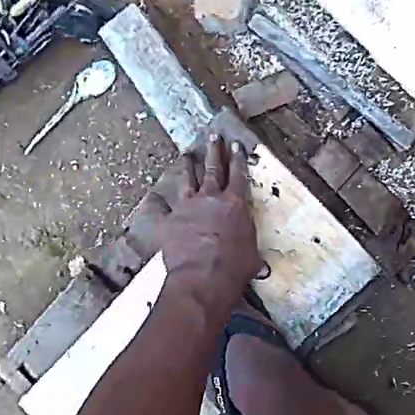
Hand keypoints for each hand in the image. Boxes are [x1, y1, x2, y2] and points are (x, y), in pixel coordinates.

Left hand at [159, 135, 260, 316]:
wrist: (201, 278)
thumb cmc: (232, 269)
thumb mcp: (251, 256)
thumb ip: (248, 248)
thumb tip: (257, 263)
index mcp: (236, 204)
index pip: (239, 176)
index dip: (238, 159)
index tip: (236, 146)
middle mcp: (211, 199)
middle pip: (213, 169)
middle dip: (215, 151)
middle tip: (214, 136)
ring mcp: (188, 207)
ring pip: (189, 180)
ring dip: (189, 166)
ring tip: (187, 154)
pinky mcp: (170, 219)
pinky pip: (164, 206)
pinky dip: (162, 200)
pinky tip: (157, 196)